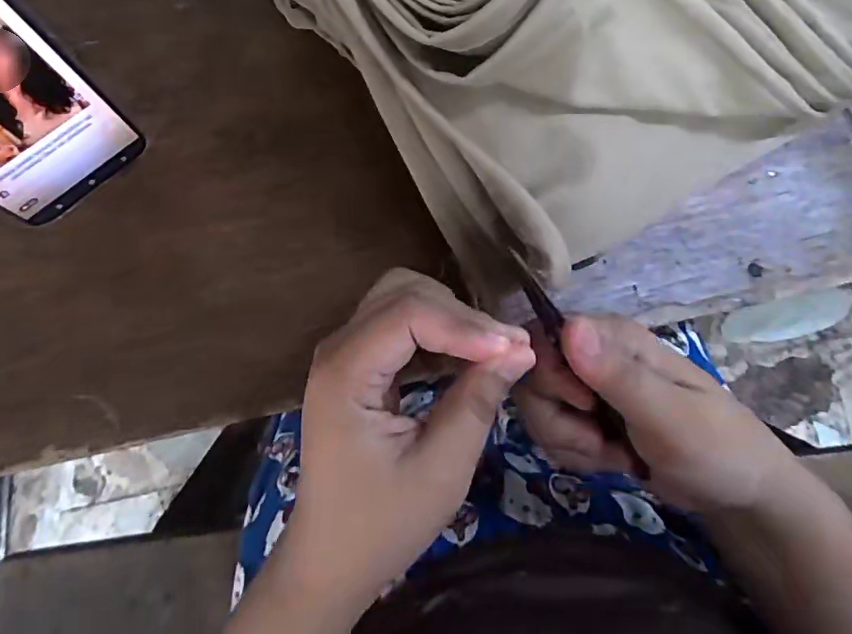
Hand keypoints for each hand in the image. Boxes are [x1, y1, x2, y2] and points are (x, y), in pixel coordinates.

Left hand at [237, 269, 533, 628]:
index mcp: (344, 372)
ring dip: (450, 317)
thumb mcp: (440, 471)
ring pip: (402, 298)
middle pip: (403, 293)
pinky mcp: (356, 360)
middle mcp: (337, 348)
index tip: (514, 348)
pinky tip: (465, 357)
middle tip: (507, 349)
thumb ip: (477, 402)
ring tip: (492, 351)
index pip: (409, 314)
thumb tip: (520, 350)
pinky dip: (437, 331)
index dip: (465, 325)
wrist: (330, 558)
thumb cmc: (382, 524)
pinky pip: (399, 322)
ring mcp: (343, 351)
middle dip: (460, 315)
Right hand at [512, 315, 799, 511]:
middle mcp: (592, 352)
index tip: (585, 408)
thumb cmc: (714, 446)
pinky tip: (611, 461)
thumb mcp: (667, 414)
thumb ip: (617, 374)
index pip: (543, 336)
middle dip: (559, 419)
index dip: (550, 376)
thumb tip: (568, 327)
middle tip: (600, 442)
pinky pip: (552, 431)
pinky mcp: (586, 416)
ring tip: (613, 456)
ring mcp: (588, 384)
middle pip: (534, 376)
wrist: (737, 492)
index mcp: (612, 336)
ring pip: (539, 406)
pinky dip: (575, 454)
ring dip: (569, 442)